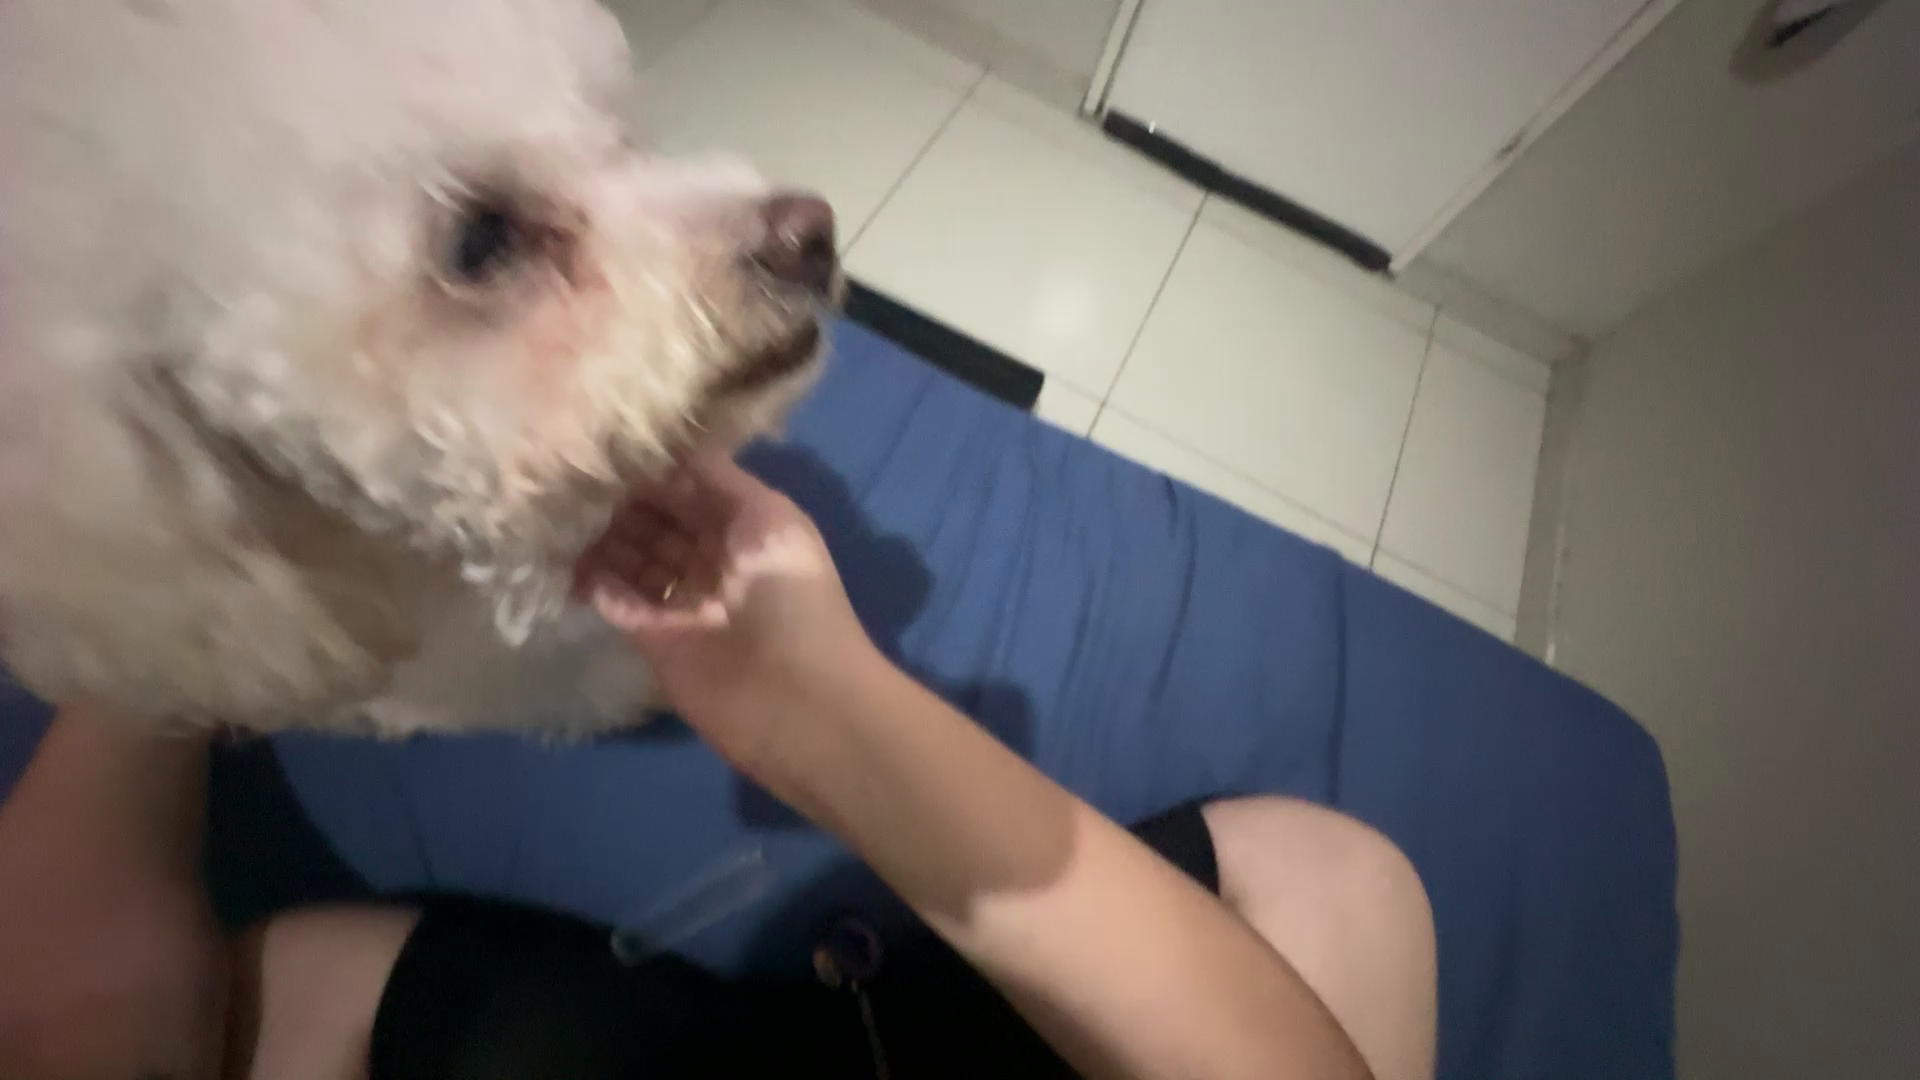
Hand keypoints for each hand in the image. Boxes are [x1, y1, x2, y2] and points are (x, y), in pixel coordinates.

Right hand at [575, 455, 879, 765]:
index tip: (603, 444)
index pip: (693, 489)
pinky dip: (592, 581)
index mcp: (749, 529)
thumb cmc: (790, 592)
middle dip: (621, 499)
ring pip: (635, 558)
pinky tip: (560, 554)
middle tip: (564, 472)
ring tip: (553, 506)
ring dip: (601, 536)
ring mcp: (685, 600)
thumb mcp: (770, 517)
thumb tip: (669, 454)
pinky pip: (617, 601)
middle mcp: (716, 560)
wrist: (793, 695)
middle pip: (660, 521)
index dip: (655, 469)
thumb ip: (721, 481)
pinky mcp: (656, 639)